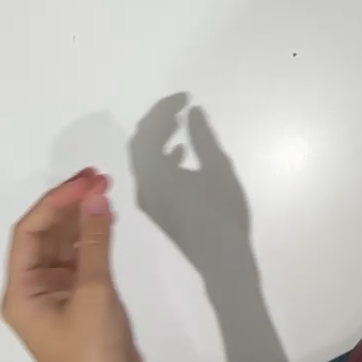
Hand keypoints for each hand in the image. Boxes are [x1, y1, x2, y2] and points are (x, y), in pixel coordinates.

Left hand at [2, 170, 153, 361]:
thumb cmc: (92, 353)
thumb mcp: (94, 292)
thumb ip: (96, 241)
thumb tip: (97, 195)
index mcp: (21, 291)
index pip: (29, 231)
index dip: (55, 200)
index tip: (87, 181)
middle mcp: (34, 289)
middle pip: (45, 233)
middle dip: (70, 203)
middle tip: (100, 176)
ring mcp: (58, 294)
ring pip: (65, 243)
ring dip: (83, 216)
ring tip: (106, 188)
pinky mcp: (81, 300)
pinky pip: (82, 257)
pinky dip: (94, 235)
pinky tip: (108, 218)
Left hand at [130, 94, 250, 278]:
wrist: (222, 263)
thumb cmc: (223, 215)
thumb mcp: (218, 171)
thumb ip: (202, 139)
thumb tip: (191, 113)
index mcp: (155, 176)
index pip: (147, 133)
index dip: (162, 110)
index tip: (184, 98)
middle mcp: (144, 187)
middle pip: (138, 145)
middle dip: (156, 121)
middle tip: (179, 106)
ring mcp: (148, 200)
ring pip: (141, 160)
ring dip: (156, 138)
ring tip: (178, 123)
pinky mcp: (156, 208)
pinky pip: (148, 174)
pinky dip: (160, 156)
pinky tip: (179, 152)